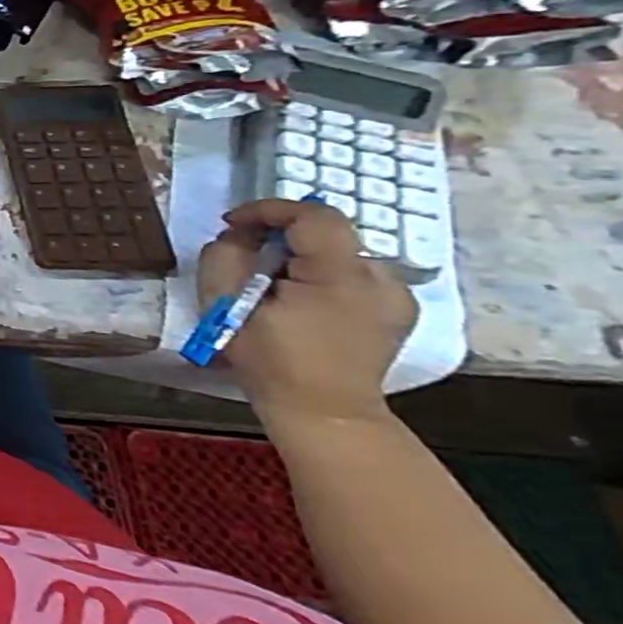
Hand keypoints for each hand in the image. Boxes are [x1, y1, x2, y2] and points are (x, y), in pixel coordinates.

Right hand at [198, 199, 418, 423]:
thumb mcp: (226, 306)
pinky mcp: (397, 309)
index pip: (313, 215)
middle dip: (279, 237)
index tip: (233, 223)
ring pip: (337, 253)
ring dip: (299, 257)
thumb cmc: (271, 362)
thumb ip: (225, 257)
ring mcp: (397, 296)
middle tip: (246, 257)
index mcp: (343, 278)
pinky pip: (352, 273)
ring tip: (271, 284)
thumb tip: (239, 234)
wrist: (324, 414)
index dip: (268, 209)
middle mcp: (382, 280)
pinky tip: (300, 300)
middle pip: (325, 233)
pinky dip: (320, 274)